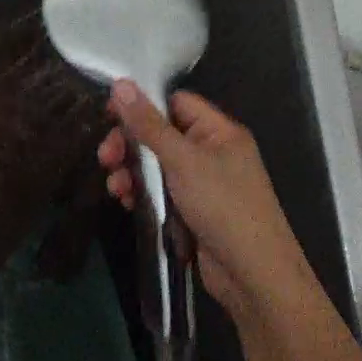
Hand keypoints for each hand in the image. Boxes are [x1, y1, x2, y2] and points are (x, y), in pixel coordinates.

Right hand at [97, 81, 310, 315]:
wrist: (255, 278)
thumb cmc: (224, 208)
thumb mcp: (182, 161)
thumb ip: (148, 123)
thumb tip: (121, 83)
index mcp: (219, 132)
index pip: (174, 102)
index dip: (141, 104)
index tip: (109, 114)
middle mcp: (212, 152)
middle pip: (159, 133)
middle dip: (129, 144)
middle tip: (106, 157)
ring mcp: (202, 182)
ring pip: (154, 163)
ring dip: (130, 171)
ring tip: (115, 187)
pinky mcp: (192, 209)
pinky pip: (159, 189)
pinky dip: (141, 192)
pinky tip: (127, 202)